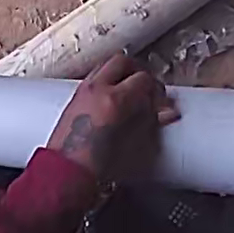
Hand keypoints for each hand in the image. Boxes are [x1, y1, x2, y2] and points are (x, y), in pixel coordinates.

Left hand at [46, 54, 180, 179]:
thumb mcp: (135, 145)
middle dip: (138, 71)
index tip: (160, 102)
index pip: (144, 78)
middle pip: (123, 61)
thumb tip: (167, 112)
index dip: (156, 89)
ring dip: (121, 72)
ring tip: (130, 91)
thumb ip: (152, 123)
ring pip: (106, 65)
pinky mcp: (74, 95)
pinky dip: (107, 79)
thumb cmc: (100, 164)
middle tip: (147, 88)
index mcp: (115, 99)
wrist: (66, 171)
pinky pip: (95, 76)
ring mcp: (84, 89)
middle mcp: (98, 88)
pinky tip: (113, 98)